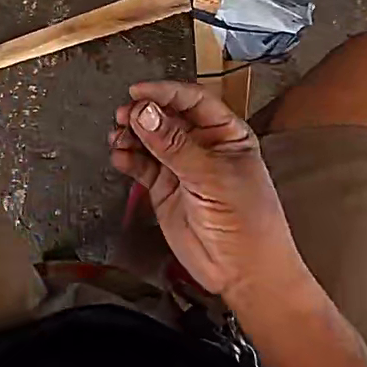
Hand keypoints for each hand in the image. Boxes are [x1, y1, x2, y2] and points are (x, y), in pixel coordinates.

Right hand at [108, 80, 303, 298]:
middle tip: (124, 116)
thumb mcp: (211, 177)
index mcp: (226, 134)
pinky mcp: (164, 187)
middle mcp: (202, 145)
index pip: (192, 100)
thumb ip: (174, 145)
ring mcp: (181, 166)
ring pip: (149, 139)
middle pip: (166, 116)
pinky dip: (128, 158)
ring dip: (131, 135)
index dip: (165, 93)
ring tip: (118, 137)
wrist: (243, 273)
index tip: (138, 92)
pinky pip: (141, 165)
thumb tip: (144, 112)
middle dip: (143, 113)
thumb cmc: (248, 224)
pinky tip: (120, 157)